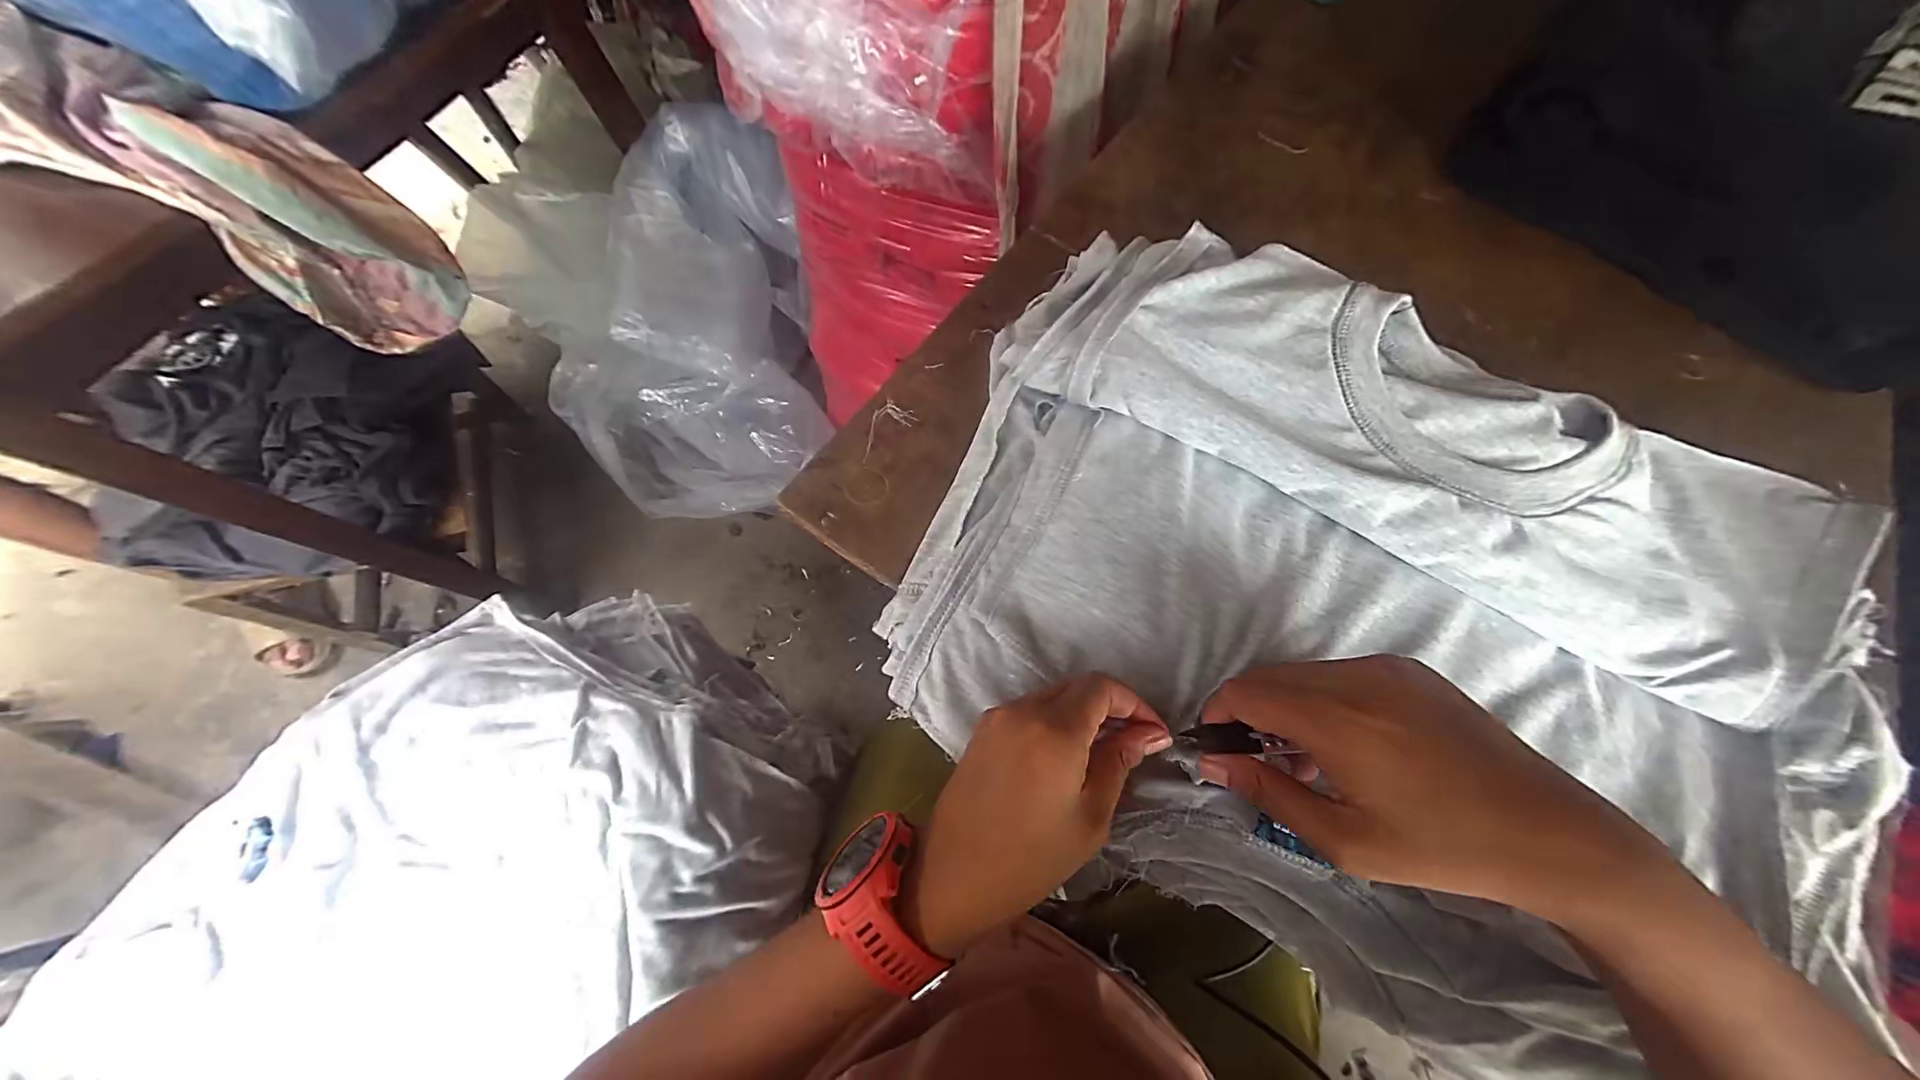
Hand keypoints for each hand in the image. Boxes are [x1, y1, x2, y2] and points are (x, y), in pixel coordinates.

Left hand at [903, 674, 1170, 956]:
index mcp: (1053, 729)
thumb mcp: (1090, 816)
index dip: (1135, 704)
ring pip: (1052, 696)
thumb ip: (1118, 763)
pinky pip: (1029, 710)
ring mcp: (997, 717)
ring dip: (1082, 712)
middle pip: (1076, 686)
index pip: (1102, 688)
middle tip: (1135, 741)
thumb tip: (1148, 734)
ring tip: (1104, 750)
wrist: (953, 876)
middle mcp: (1022, 710)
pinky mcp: (982, 730)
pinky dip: (1055, 720)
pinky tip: (1067, 753)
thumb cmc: (1030, 858)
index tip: (1154, 733)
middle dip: (1111, 706)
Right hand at [1196, 656, 1674, 922]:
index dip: (1218, 714)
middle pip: (1269, 677)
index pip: (1245, 691)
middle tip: (1259, 761)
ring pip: (1302, 673)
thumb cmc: (1442, 847)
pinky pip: (1339, 674)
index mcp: (1338, 718)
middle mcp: (1357, 677)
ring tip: (1304, 760)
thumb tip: (1213, 763)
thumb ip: (1268, 791)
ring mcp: (1388, 669)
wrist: (1555, 835)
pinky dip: (1320, 699)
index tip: (1218, 748)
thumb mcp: (1343, 838)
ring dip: (1284, 706)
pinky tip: (1346, 744)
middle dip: (1248, 712)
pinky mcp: (1411, 671)